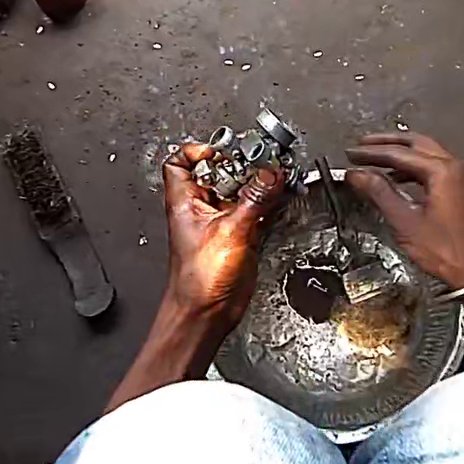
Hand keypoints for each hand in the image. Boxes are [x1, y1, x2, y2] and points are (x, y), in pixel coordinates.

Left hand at [160, 143, 288, 332]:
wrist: (207, 313)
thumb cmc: (199, 280)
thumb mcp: (230, 231)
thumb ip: (254, 200)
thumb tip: (270, 174)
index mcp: (186, 202)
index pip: (180, 162)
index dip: (199, 150)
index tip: (225, 150)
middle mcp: (203, 209)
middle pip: (220, 174)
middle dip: (243, 165)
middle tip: (264, 160)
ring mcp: (222, 222)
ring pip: (242, 192)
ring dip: (261, 184)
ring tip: (280, 175)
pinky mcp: (240, 236)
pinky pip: (256, 211)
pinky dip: (270, 203)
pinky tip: (283, 197)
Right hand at [345, 132, 463, 288]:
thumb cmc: (447, 252)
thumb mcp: (405, 221)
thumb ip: (379, 192)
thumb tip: (357, 175)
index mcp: (442, 171)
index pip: (398, 153)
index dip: (371, 152)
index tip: (351, 153)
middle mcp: (455, 168)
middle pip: (416, 143)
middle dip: (387, 142)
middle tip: (363, 144)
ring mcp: (462, 178)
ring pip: (427, 153)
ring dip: (401, 154)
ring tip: (376, 159)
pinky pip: (436, 167)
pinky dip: (414, 167)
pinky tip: (399, 179)